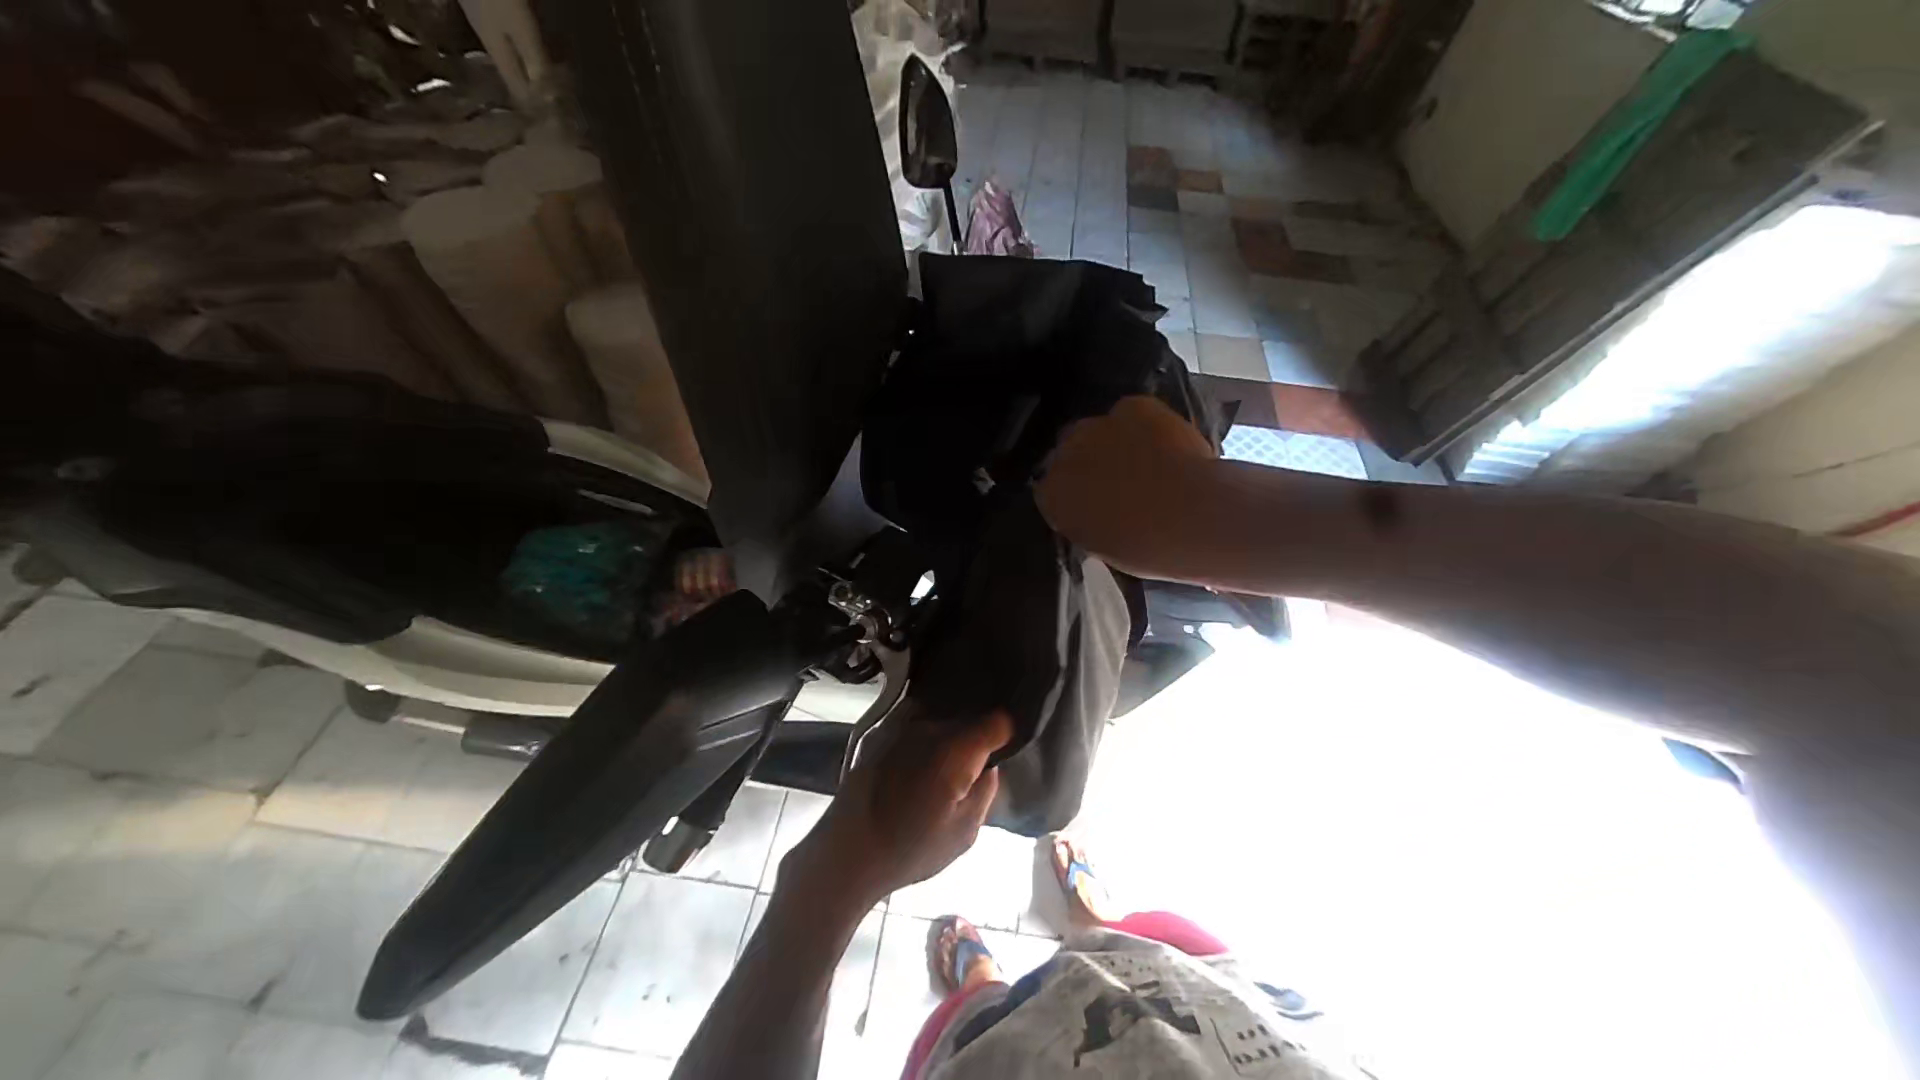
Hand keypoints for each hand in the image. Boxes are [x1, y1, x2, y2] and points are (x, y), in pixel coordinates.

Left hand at [783, 705, 1012, 907]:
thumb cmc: (909, 849)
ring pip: (940, 715)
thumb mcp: (963, 833)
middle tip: (979, 762)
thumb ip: (985, 792)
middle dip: (978, 732)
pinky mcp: (880, 730)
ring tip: (948, 760)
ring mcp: (901, 725)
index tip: (1007, 747)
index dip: (1007, 732)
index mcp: (956, 751)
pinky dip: (924, 728)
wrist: (846, 851)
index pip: (997, 721)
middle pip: (967, 715)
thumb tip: (991, 766)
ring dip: (950, 729)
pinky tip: (920, 756)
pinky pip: (914, 718)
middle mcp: (930, 728)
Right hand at [1035, 395, 1218, 570]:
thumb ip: (1086, 523)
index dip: (1073, 494)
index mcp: (1053, 497)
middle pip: (1067, 452)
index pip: (1050, 490)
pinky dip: (1145, 425)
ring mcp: (1096, 426)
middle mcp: (1064, 456)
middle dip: (1087, 462)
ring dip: (1112, 441)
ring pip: (1097, 429)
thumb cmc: (1149, 548)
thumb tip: (1094, 513)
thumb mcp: (1104, 547)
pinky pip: (1132, 413)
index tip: (1092, 503)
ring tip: (1144, 460)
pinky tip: (1165, 444)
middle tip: (1117, 481)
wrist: (1194, 517)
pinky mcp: (1132, 407)